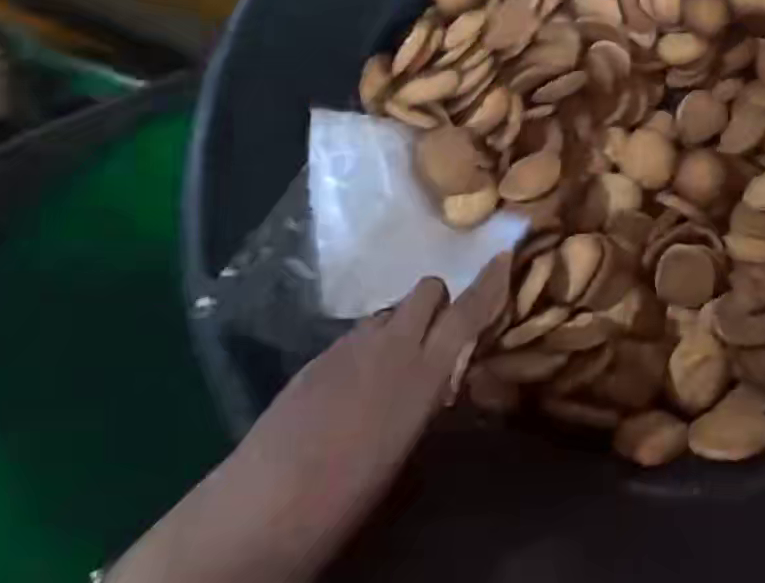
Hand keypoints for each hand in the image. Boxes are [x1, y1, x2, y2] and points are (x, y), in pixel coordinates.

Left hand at [108, 254, 511, 582]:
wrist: (261, 507)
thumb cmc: (351, 490)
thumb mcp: (410, 443)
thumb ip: (432, 396)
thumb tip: (447, 378)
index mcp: (423, 371)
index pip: (467, 312)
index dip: (490, 282)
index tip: (503, 257)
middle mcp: (390, 344)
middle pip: (427, 289)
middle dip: (438, 302)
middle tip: (435, 338)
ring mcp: (349, 345)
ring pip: (390, 311)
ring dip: (401, 325)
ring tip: (392, 367)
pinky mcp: (317, 356)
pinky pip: (358, 334)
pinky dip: (368, 346)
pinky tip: (354, 386)